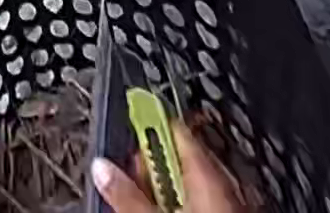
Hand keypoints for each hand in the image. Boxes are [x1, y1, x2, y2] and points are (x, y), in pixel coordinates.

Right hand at [91, 121, 246, 212]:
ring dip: (159, 195)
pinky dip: (175, 208)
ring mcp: (227, 209)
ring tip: (141, 207)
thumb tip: (101, 167)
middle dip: (149, 168)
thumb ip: (126, 193)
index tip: (124, 133)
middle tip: (127, 184)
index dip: (145, 126)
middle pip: (177, 160)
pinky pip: (196, 207)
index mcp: (207, 176)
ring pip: (185, 189)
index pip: (173, 128)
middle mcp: (222, 189)